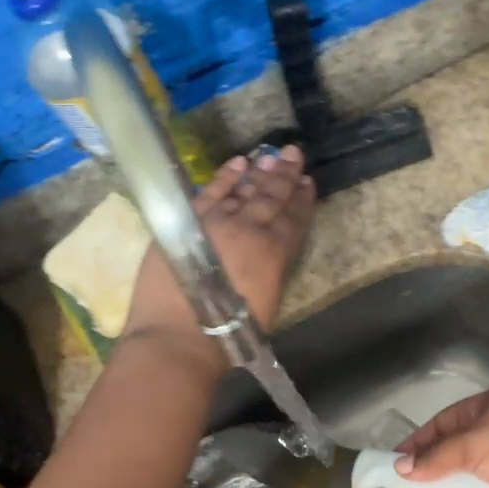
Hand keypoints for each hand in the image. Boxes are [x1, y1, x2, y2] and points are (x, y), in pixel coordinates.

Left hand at [123, 146, 314, 370]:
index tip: (308, 182)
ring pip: (243, 190)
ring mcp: (217, 221)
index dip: (302, 201)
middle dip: (284, 175)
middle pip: (270, 197)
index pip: (293, 221)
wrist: (180, 335)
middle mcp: (250, 230)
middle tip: (294, 152)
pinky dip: (225, 177)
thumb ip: (271, 273)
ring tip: (272, 156)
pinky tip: (237, 164)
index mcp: (274, 254)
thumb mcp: (267, 306)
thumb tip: (271, 254)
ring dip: (259, 172)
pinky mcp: (187, 220)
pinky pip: (210, 191)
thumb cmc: (228, 335)